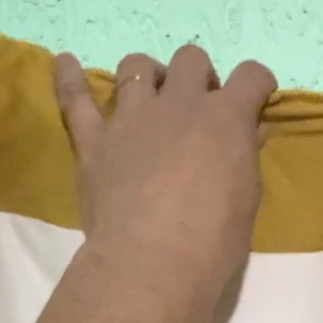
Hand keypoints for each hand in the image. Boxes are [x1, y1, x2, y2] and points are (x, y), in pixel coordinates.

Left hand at [52, 45, 276, 282]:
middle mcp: (179, 104)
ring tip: (148, 98)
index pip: (250, 76)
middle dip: (198, 77)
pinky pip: (75, 99)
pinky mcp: (94, 139)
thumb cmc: (214, 242)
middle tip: (198, 108)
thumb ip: (245, 158)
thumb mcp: (246, 201)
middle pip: (190, 60)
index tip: (256, 98)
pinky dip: (69, 78)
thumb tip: (249, 132)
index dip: (256, 83)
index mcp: (226, 119)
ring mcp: (132, 117)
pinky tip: (66, 65)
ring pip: (136, 66)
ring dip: (146, 75)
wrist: (153, 262)